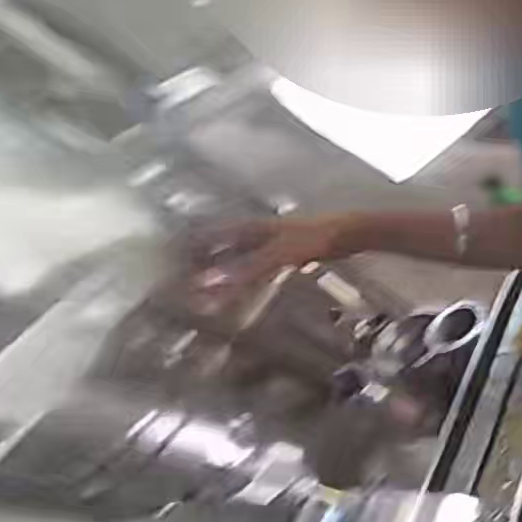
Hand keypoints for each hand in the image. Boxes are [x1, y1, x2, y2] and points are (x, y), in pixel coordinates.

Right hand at [186, 216, 348, 300]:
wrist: (352, 233)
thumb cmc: (315, 237)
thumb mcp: (278, 254)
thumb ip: (245, 269)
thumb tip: (202, 284)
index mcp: (249, 228)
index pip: (208, 236)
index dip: (188, 251)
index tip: (170, 272)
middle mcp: (258, 232)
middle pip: (224, 248)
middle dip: (206, 266)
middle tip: (188, 289)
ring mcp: (275, 240)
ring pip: (243, 257)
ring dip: (229, 274)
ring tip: (213, 294)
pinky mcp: (291, 250)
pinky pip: (263, 265)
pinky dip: (253, 276)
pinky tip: (250, 286)